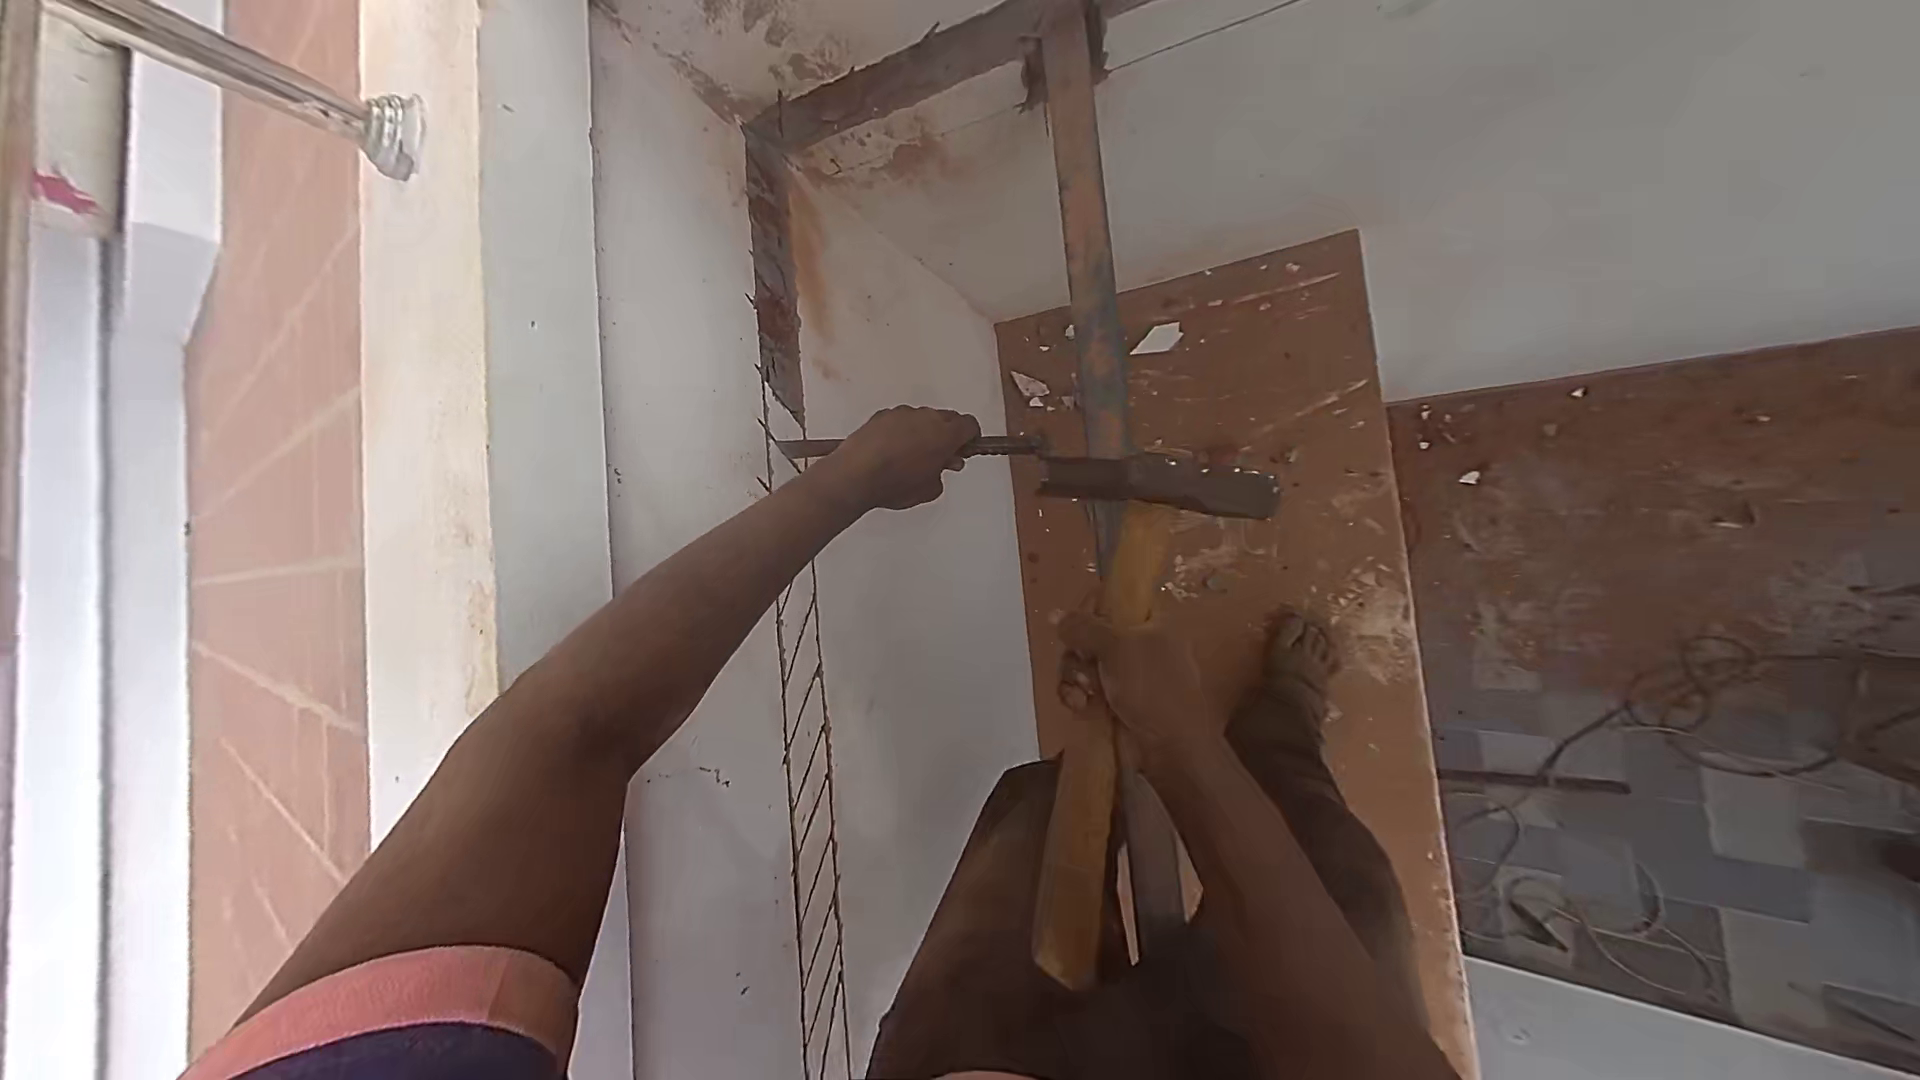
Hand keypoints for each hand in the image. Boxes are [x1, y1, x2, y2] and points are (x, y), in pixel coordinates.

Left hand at [816, 406, 979, 511]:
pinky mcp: (882, 415)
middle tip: (942, 455)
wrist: (856, 475)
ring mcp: (903, 413)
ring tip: (912, 456)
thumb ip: (941, 475)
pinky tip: (892, 451)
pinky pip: (900, 420)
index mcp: (945, 434)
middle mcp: (926, 417)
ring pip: (922, 418)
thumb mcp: (929, 490)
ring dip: (923, 432)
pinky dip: (901, 431)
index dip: (971, 437)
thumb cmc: (894, 483)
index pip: (970, 425)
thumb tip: (939, 470)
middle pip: (947, 418)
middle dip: (948, 434)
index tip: (967, 446)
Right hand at [1059, 612, 1225, 760]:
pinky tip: (1080, 705)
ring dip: (1075, 676)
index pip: (1113, 599)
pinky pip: (1080, 688)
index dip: (1092, 608)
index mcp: (1150, 622)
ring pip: (1080, 662)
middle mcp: (1136, 645)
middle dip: (1078, 650)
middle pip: (1089, 632)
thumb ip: (1083, 627)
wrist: (1170, 748)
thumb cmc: (1152, 688)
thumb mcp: (1118, 646)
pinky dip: (1076, 695)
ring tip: (1085, 692)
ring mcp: (1123, 675)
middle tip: (1085, 662)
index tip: (1081, 623)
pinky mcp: (1110, 700)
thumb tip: (1054, 614)